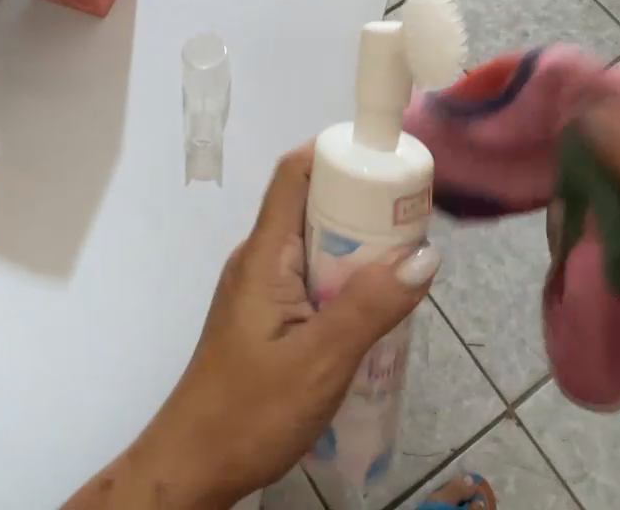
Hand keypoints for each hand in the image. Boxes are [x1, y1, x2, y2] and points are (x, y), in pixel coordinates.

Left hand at [66, 146, 437, 508]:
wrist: (194, 464)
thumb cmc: (251, 410)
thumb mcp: (321, 361)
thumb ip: (371, 307)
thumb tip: (425, 252)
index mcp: (263, 254)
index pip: (293, 175)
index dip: (335, 154)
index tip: (385, 158)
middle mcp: (259, 259)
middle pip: (310, 206)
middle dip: (361, 205)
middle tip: (414, 221)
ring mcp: (260, 288)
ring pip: (313, 245)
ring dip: (357, 248)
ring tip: (406, 263)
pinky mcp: (266, 315)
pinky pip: (310, 278)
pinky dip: (345, 280)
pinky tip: (374, 307)